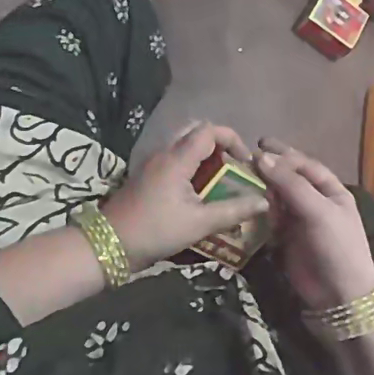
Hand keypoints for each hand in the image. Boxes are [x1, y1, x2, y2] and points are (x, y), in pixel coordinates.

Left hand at [101, 122, 268, 269]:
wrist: (109, 244)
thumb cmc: (156, 231)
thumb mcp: (199, 224)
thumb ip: (233, 211)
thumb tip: (264, 201)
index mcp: (177, 158)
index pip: (209, 130)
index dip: (232, 140)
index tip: (245, 163)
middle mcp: (164, 153)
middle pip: (195, 131)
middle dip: (218, 143)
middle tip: (232, 166)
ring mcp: (152, 163)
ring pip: (182, 144)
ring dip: (204, 154)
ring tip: (219, 179)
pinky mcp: (146, 176)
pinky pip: (173, 158)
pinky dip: (190, 164)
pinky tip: (198, 189)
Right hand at [254, 139, 373, 309]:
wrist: (338, 296)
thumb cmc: (336, 247)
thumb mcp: (318, 211)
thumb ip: (291, 184)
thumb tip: (262, 157)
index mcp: (331, 190)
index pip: (304, 165)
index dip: (283, 154)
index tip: (257, 146)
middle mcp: (315, 201)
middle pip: (289, 178)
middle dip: (269, 168)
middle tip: (243, 158)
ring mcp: (299, 220)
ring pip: (276, 197)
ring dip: (260, 188)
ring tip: (239, 179)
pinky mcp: (284, 238)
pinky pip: (268, 217)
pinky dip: (257, 210)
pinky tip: (242, 204)